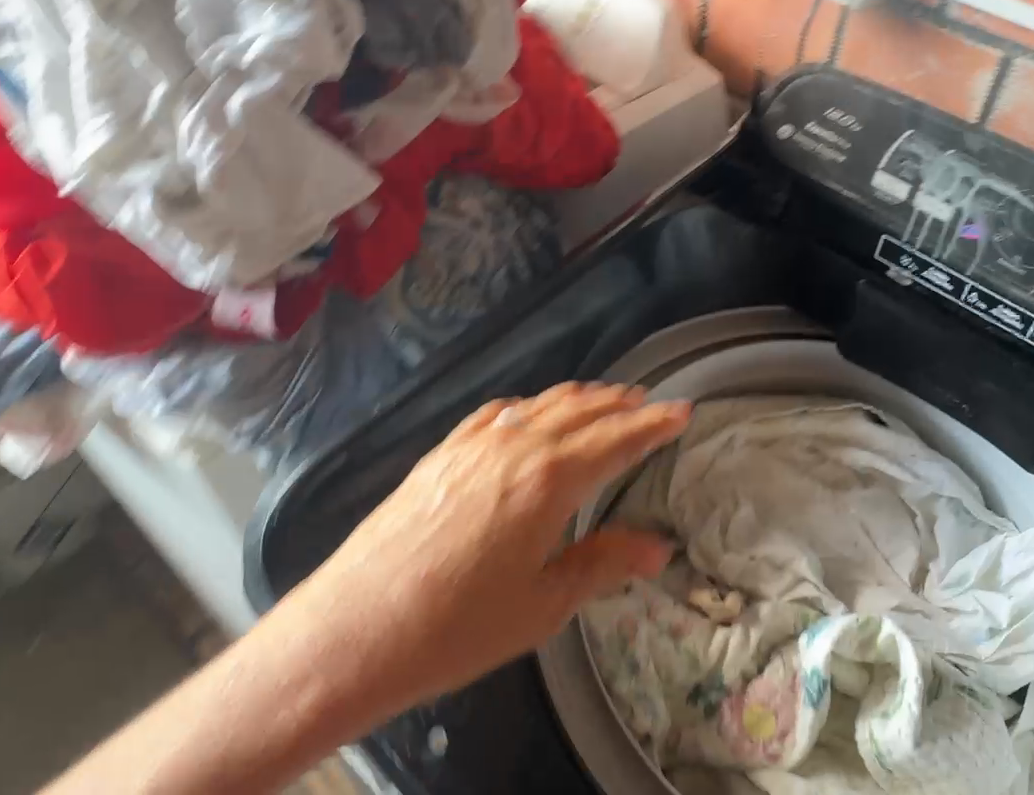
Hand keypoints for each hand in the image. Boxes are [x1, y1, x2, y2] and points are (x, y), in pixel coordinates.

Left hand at [283, 383, 690, 706]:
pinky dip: (528, 407)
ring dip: (579, 399)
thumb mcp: (544, 604)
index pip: (617, 439)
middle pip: (582, 412)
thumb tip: (659, 547)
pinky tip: (528, 413)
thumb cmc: (457, 627)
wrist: (350, 634)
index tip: (683, 411)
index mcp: (551, 479)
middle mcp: (516, 447)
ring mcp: (472, 447)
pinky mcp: (439, 456)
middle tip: (651, 401)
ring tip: (605, 398)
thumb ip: (604, 564)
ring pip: (539, 406)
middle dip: (622, 404)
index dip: (654, 425)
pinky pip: (496, 415)